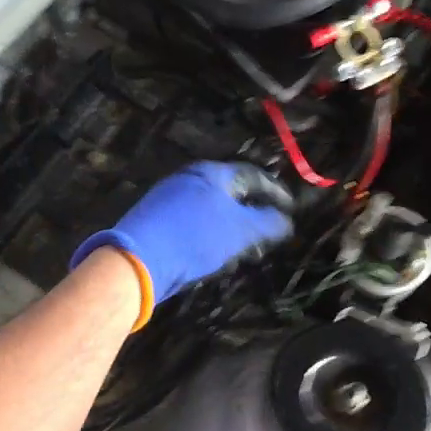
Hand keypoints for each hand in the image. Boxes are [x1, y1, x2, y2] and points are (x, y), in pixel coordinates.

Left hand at [72, 162, 293, 305]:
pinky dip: (211, 238)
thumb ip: (267, 222)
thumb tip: (285, 220)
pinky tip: (215, 258)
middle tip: (269, 233)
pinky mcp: (156, 222)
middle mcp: (187, 179)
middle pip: (230, 193)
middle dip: (253, 214)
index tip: (291, 210)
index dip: (275, 193)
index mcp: (209, 172)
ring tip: (246, 251)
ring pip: (212, 212)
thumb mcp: (240, 229)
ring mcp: (169, 200)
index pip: (251, 175)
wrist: (139, 257)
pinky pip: (193, 226)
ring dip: (232, 231)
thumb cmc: (195, 236)